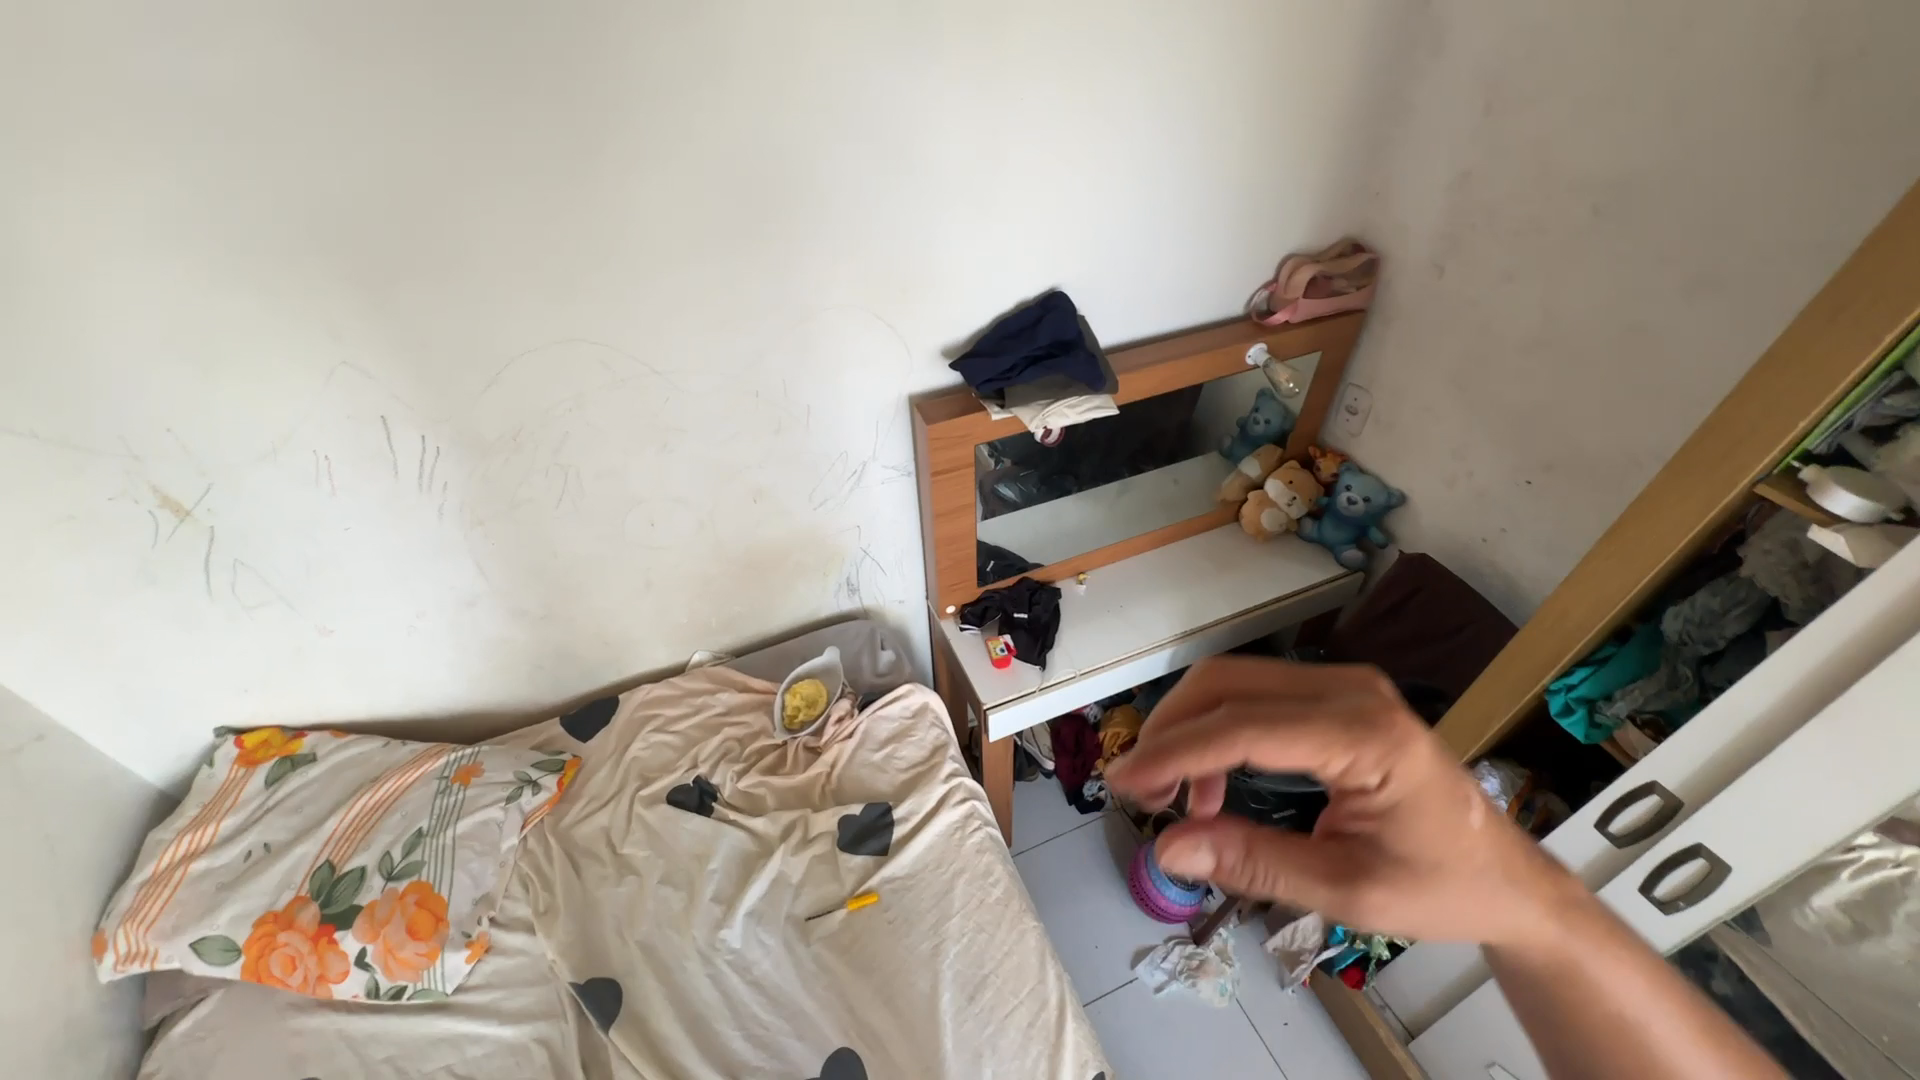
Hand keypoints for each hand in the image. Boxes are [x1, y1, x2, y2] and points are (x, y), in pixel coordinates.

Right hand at [1103, 656, 1585, 946]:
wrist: (1505, 875)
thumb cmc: (1439, 887)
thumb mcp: (1346, 891)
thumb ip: (1254, 862)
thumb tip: (1168, 848)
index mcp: (1365, 736)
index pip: (1243, 728)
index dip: (1174, 753)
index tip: (1124, 783)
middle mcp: (1350, 690)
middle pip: (1227, 684)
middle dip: (1169, 730)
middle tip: (1137, 787)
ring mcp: (1344, 685)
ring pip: (1233, 680)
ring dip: (1186, 726)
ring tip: (1167, 790)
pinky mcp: (1335, 694)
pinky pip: (1254, 693)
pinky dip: (1215, 728)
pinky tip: (1211, 782)